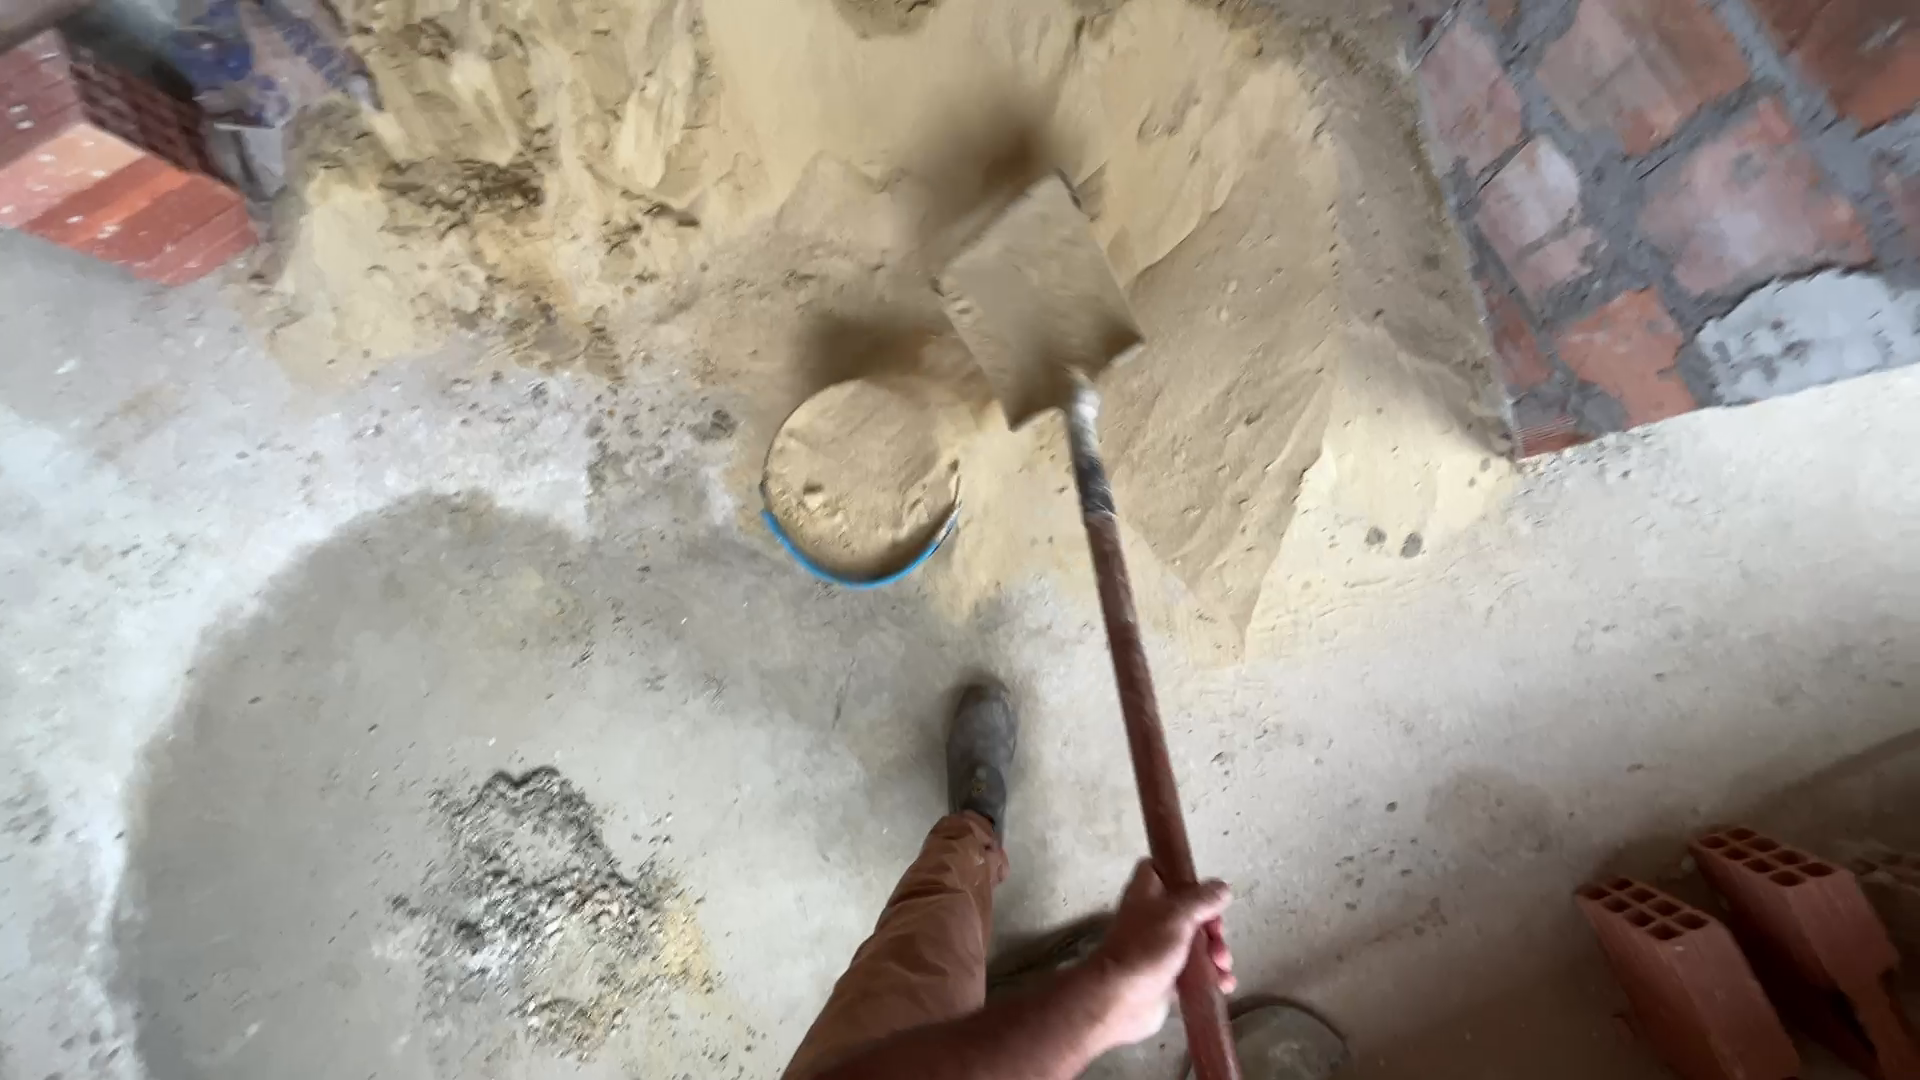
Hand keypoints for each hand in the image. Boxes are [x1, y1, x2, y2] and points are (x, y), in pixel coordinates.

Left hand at [1080, 859, 1234, 1048]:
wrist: (1121, 998)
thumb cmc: (1146, 947)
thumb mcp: (1177, 915)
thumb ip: (1201, 900)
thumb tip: (1222, 886)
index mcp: (1146, 891)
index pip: (1161, 870)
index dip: (1182, 876)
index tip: (1204, 890)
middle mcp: (1152, 915)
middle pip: (1188, 908)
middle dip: (1211, 923)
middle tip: (1217, 935)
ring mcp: (1159, 946)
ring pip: (1195, 941)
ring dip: (1215, 951)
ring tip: (1222, 965)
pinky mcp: (1168, 975)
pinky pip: (1196, 970)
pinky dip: (1211, 975)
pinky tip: (1224, 984)